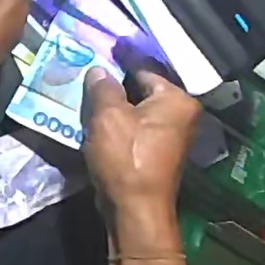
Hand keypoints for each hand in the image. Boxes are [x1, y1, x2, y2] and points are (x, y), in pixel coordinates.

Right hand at [83, 67, 200, 214]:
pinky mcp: (154, 153)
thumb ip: (103, 88)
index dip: (118, 62)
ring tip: (84, 97)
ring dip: (111, 107)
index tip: (95, 55)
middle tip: (85, 76)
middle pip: (140, 90)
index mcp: (177, 100)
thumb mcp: (108, 116)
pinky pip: (132, 129)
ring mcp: (168, 136)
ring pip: (134, 111)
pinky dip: (115, 125)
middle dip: (113, 86)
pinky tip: (93, 122)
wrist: (134, 209)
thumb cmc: (126, 158)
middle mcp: (180, 115)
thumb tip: (98, 71)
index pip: (144, 68)